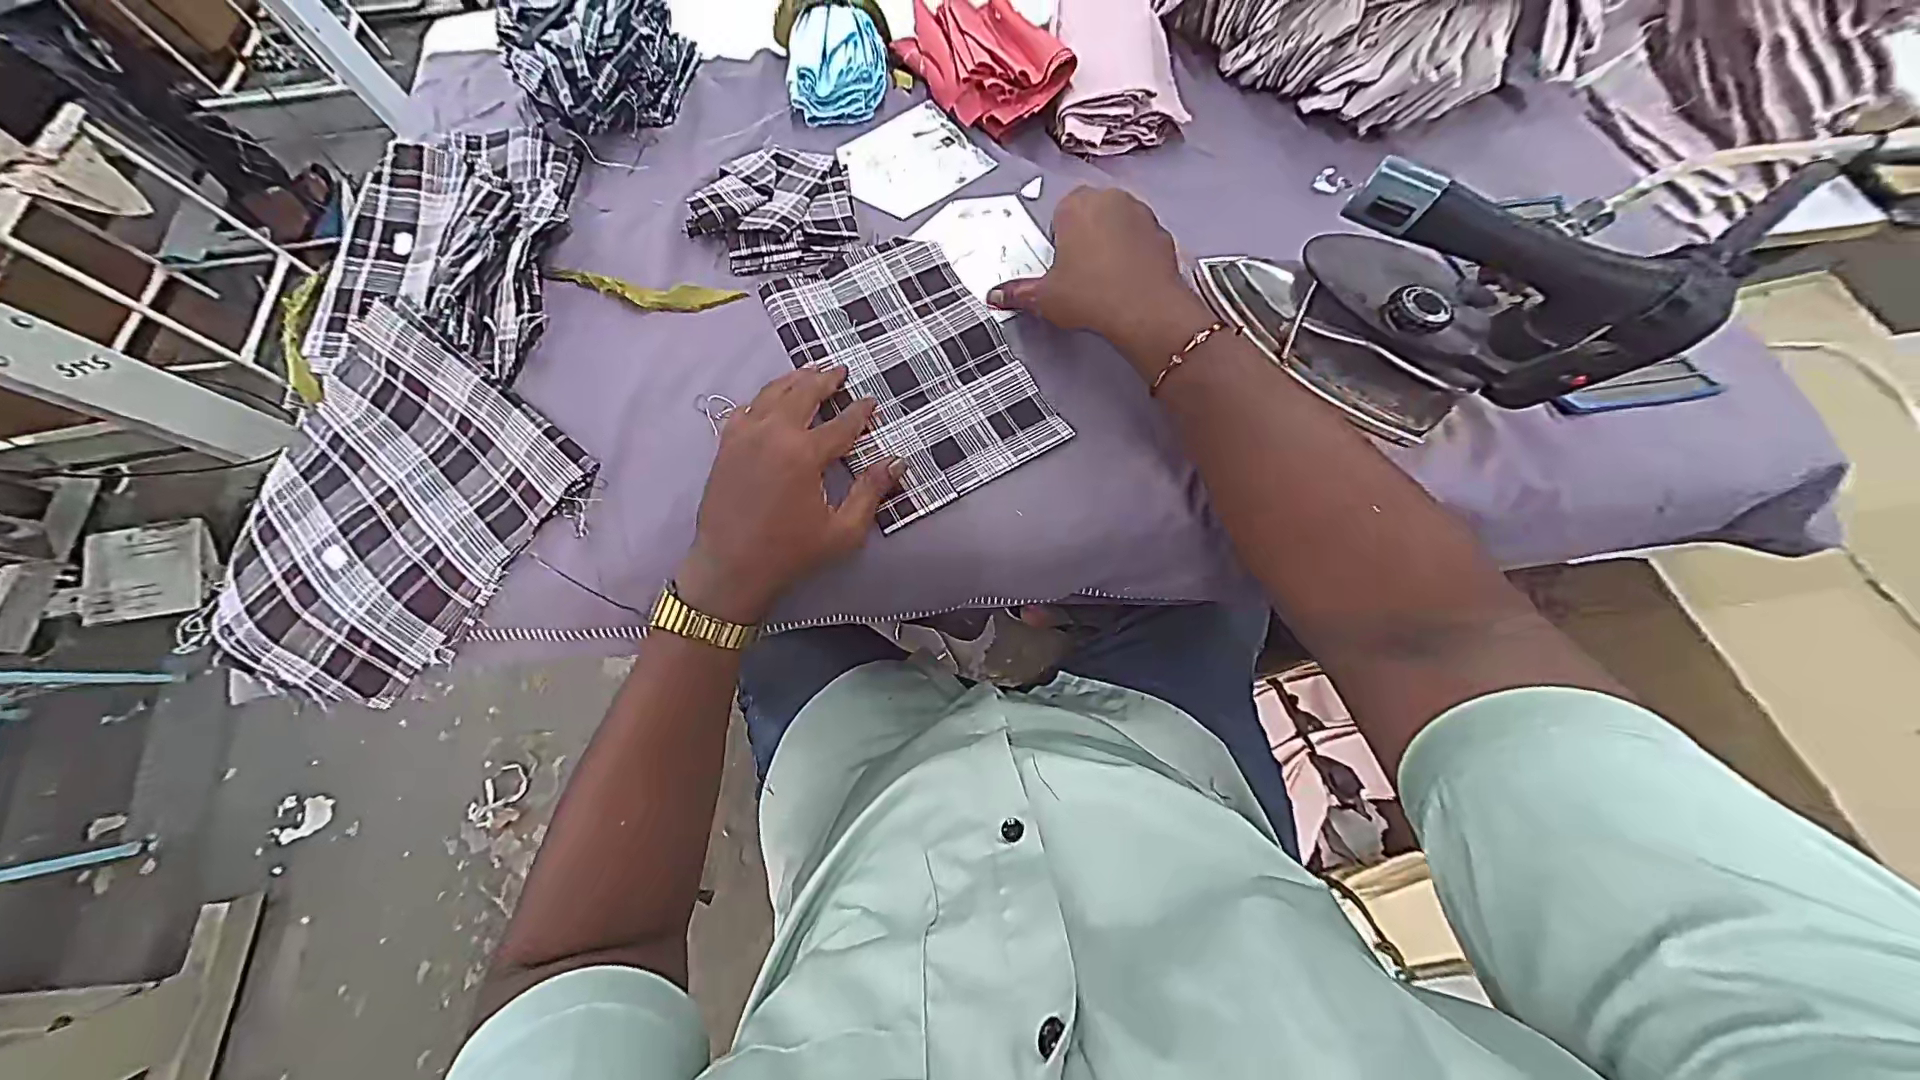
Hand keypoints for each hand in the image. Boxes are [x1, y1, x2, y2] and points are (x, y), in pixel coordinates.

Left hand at [676, 366, 902, 624]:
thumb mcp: (843, 530)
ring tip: (809, 373)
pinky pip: (746, 409)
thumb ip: (870, 492)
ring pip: (771, 393)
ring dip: (794, 380)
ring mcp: (744, 436)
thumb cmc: (791, 552)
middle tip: (840, 371)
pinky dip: (762, 399)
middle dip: (824, 379)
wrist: (730, 566)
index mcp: (804, 454)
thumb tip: (896, 462)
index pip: (841, 424)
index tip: (872, 402)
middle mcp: (773, 434)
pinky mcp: (726, 445)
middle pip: (802, 393)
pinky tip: (770, 401)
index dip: (860, 412)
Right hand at [987, 186, 1215, 377]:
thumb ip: (1018, 293)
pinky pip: (1140, 240)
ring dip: (1110, 244)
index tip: (1059, 266)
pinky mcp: (1163, 232)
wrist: (1145, 310)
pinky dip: (1134, 255)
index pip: (1058, 213)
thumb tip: (996, 295)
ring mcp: (1141, 212)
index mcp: (1076, 204)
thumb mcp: (1045, 298)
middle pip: (1090, 214)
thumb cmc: (1092, 295)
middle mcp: (1110, 198)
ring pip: (1117, 224)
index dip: (1058, 241)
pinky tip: (1126, 282)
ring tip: (1103, 280)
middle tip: (1078, 274)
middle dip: (1084, 238)